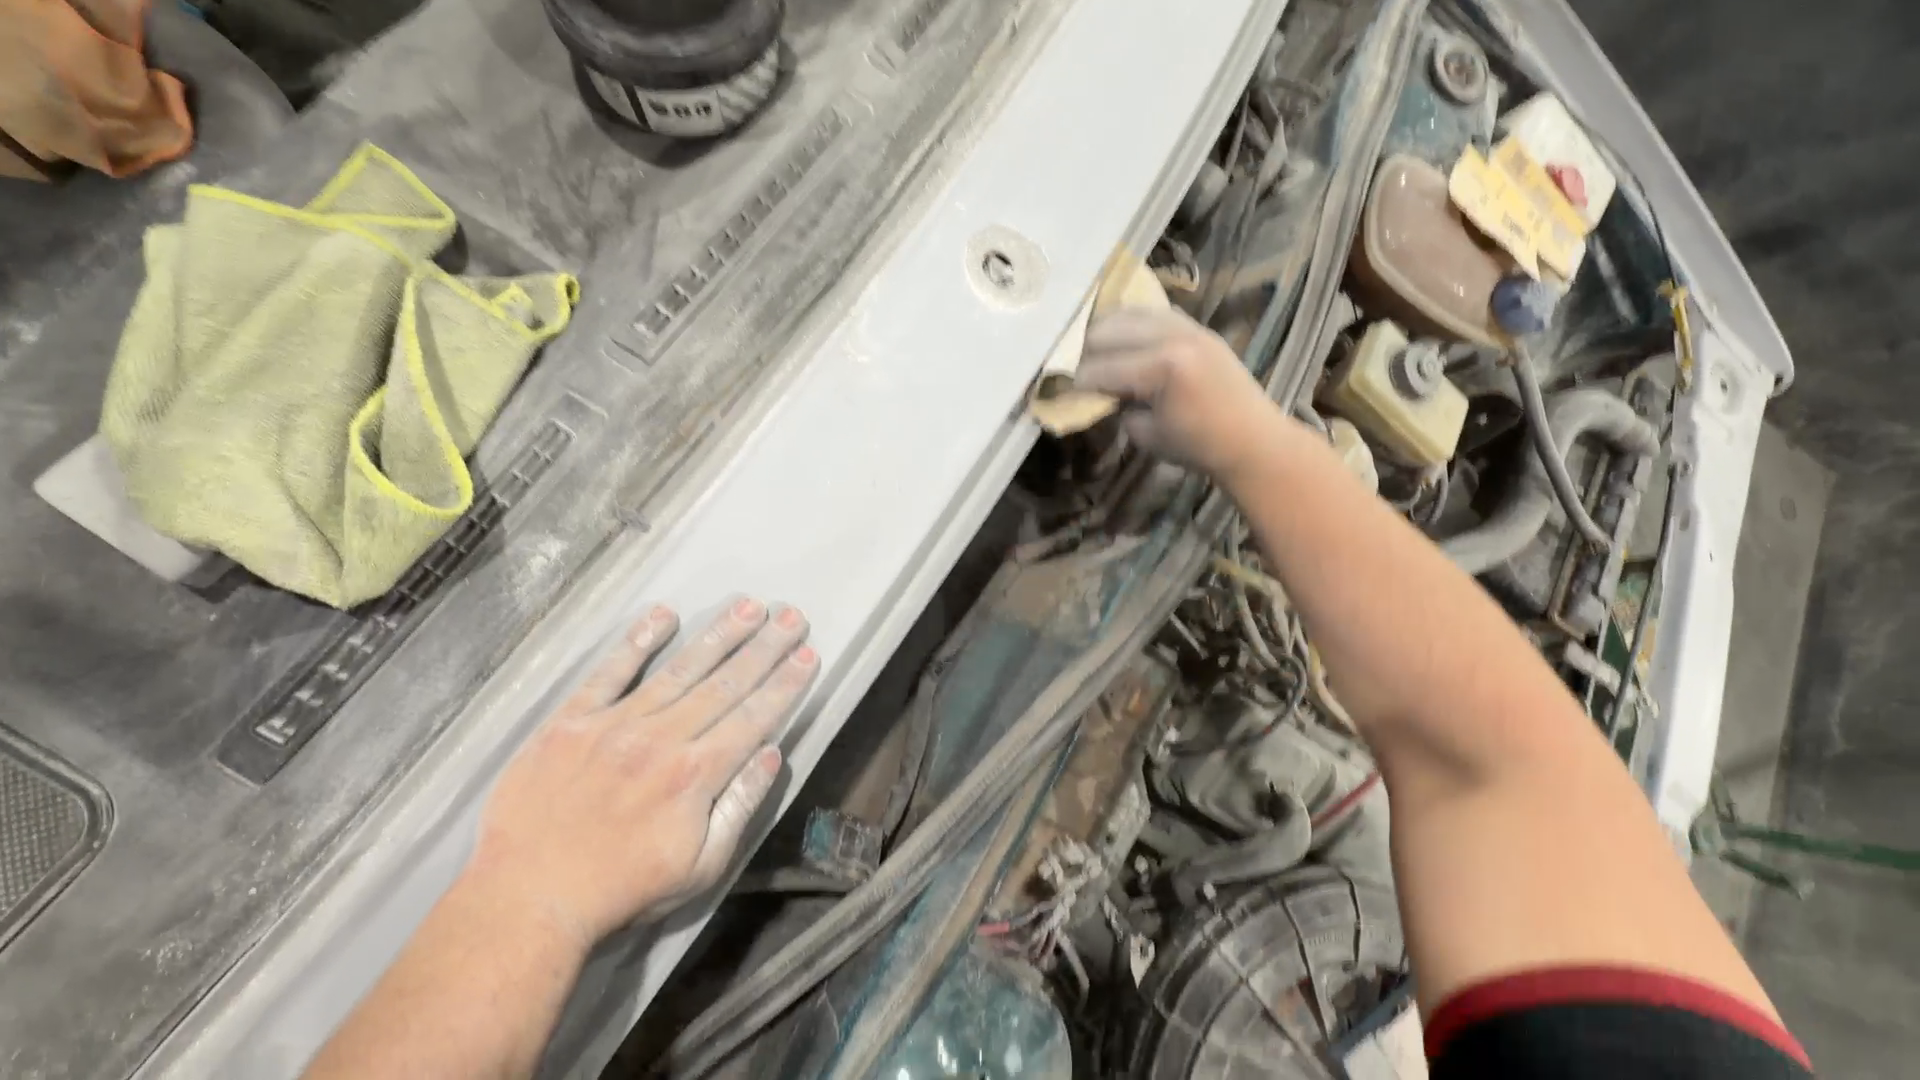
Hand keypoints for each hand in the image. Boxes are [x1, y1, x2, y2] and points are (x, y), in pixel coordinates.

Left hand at [464, 599, 817, 948]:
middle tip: (790, 616)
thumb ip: (740, 806)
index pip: (754, 717)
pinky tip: (664, 614)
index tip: (808, 655)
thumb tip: (772, 754)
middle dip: (764, 649)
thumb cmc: (623, 890)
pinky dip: (638, 641)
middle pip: (725, 684)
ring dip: (718, 635)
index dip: (785, 685)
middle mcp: (662, 737)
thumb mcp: (701, 867)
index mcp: (696, 774)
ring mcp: (614, 723)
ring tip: (747, 606)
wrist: (527, 897)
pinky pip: (610, 672)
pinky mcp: (571, 720)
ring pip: (678, 669)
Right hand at [1075, 307, 1280, 478]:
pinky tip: (1119, 340)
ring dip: (1104, 331)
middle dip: (1083, 352)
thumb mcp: (1145, 434)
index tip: (1057, 390)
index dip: (1075, 382)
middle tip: (1072, 371)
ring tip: (1090, 352)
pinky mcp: (1195, 325)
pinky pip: (1151, 312)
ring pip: (1127, 313)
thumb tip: (1096, 392)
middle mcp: (1173, 336)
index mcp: (1162, 367)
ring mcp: (1187, 325)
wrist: (1252, 438)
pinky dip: (1130, 324)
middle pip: (1107, 331)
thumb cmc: (1198, 446)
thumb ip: (1117, 406)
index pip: (1101, 369)